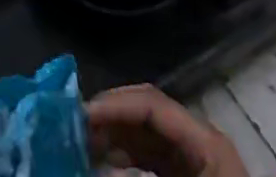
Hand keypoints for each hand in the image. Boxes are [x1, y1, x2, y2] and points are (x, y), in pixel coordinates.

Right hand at [85, 85, 249, 176]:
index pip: (152, 104)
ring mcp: (192, 160)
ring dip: (111, 136)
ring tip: (78, 145)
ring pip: (144, 134)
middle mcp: (197, 142)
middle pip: (146, 113)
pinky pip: (148, 157)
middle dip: (108, 116)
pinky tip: (100, 166)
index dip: (114, 105)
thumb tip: (94, 170)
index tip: (79, 117)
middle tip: (71, 126)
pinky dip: (123, 157)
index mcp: (204, 142)